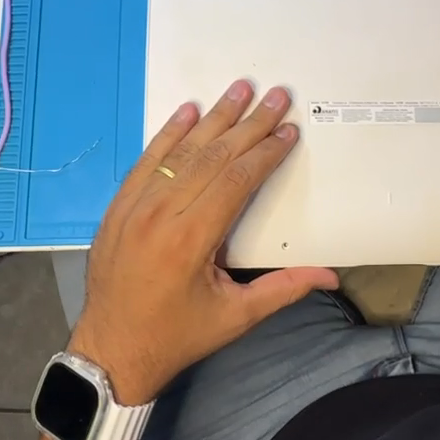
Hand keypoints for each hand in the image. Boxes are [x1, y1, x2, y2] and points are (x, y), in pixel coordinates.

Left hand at [67, 79, 338, 404]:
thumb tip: (330, 275)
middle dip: (249, 124)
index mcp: (192, 240)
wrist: (110, 351)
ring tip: (240, 89)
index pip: (236, 180)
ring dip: (214, 117)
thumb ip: (282, 289)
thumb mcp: (234, 318)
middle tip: (276, 96)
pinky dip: (168, 133)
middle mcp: (162, 214)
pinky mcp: (118, 204)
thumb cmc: (177, 335)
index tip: (288, 131)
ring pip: (181, 151)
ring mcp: (135, 205)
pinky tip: (188, 110)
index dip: (265, 153)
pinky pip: (147, 160)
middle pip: (213, 157)